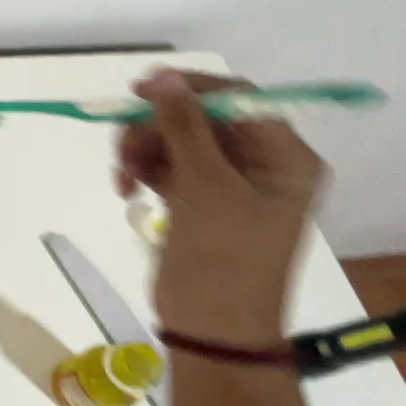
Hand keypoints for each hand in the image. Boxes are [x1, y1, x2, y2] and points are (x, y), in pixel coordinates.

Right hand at [116, 70, 326, 342]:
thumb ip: (183, 127)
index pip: (237, 98)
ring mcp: (226, 183)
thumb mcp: (205, 187)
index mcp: (283, 157)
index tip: (140, 90)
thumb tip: (163, 76)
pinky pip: (164, 166)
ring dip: (141, 150)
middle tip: (122, 147)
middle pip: (199, 117)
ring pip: (174, 140)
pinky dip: (141, 171)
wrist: (212, 328)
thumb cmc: (223, 258)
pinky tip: (127, 189)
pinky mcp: (197, 200)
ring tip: (123, 177)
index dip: (189, 88)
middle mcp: (259, 163)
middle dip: (156, 128)